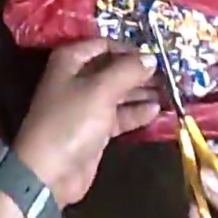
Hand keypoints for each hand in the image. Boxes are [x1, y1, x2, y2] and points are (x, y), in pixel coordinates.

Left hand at [12, 38, 160, 205]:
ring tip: (168, 91)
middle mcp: (77, 77)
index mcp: (71, 60)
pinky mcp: (94, 128)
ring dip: (140, 92)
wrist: (49, 173)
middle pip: (112, 68)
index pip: (104, 44)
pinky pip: (118, 114)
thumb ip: (127, 71)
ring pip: (118, 92)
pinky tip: (156, 111)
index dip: (128, 49)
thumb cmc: (71, 120)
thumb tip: (151, 57)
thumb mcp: (100, 90)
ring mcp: (86, 104)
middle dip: (138, 71)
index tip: (155, 55)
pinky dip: (135, 112)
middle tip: (167, 75)